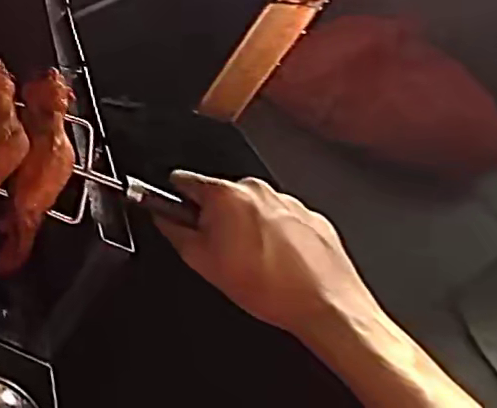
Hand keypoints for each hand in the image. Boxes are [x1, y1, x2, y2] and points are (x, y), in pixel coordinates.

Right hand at [158, 173, 481, 406]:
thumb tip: (161, 215)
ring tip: (258, 259)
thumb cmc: (272, 291)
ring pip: (252, 206)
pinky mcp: (315, 219)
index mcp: (224, 193)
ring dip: (248, 223)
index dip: (178, 200)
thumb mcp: (200, 261)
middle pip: (219, 193)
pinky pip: (283, 218)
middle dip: (217, 215)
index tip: (184, 216)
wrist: (334, 317)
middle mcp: (256, 190)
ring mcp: (289, 203)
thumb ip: (170, 229)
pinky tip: (282, 261)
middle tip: (224, 247)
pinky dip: (278, 233)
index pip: (182, 179)